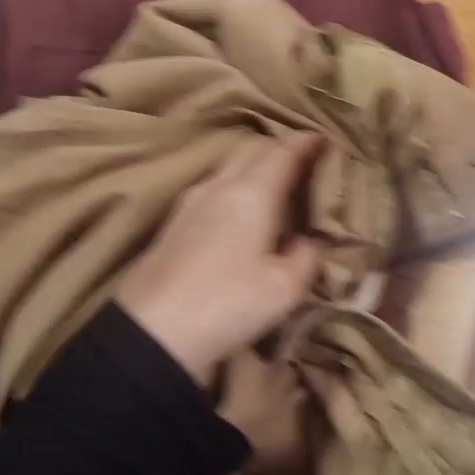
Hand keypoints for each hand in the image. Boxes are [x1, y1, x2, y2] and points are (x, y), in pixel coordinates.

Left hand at [116, 134, 324, 385]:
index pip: (283, 152)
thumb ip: (305, 258)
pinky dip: (236, 186)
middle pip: (252, 148)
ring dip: (255, 166)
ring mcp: (190, 203)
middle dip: (280, 148)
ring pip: (229, 166)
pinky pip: (214, 188)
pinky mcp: (173, 225)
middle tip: (305, 161)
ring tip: (276, 185)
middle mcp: (219, 187)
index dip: (306, 142)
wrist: (149, 335)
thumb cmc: (227, 304)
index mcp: (252, 193)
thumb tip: (307, 242)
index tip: (324, 138)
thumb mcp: (284, 289)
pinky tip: (243, 212)